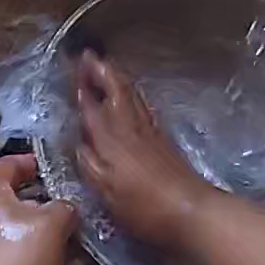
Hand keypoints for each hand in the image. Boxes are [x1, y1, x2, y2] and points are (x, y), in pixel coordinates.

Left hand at [0, 153, 77, 264]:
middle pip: (18, 198)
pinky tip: (72, 263)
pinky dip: (46, 255)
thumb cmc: (19, 264)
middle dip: (47, 198)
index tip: (53, 164)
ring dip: (50, 229)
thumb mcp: (53, 224)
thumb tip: (69, 207)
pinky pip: (25, 256)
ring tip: (81, 232)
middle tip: (75, 199)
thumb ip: (66, 206)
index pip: (6, 165)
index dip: (29, 160)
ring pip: (24, 230)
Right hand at [75, 51, 220, 253]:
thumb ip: (90, 164)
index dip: (82, 87)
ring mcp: (149, 128)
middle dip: (101, 70)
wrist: (191, 209)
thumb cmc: (144, 206)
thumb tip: (79, 141)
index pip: (92, 106)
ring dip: (116, 76)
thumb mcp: (107, 193)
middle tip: (88, 55)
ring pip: (130, 92)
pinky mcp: (161, 135)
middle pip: (116, 88)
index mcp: (112, 139)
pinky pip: (141, 102)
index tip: (73, 67)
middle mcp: (130, 126)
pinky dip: (130, 90)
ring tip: (104, 66)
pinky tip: (128, 93)